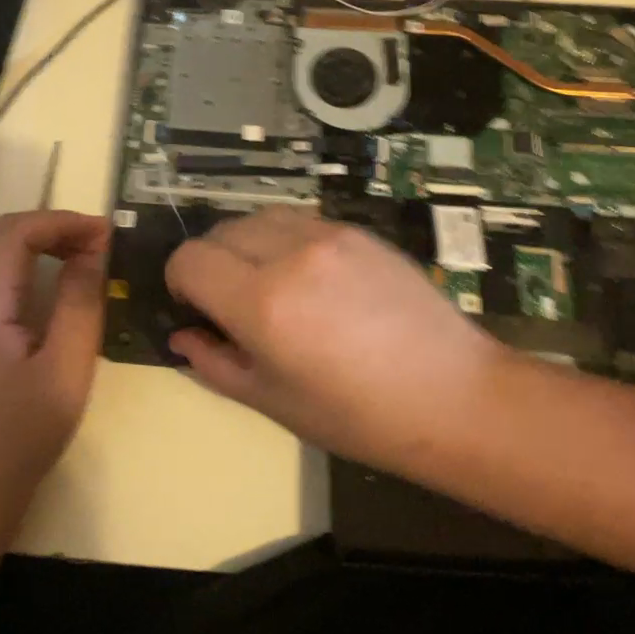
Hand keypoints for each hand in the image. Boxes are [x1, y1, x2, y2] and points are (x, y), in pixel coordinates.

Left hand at [0, 210, 108, 499]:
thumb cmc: (22, 430)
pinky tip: (36, 276)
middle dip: (50, 225)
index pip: (17, 232)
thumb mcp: (66, 369)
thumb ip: (79, 304)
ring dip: (30, 237)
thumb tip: (92, 253)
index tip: (106, 235)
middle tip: (96, 244)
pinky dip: (11, 255)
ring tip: (72, 252)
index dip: (62, 223)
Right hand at [164, 207, 505, 476]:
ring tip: (267, 285)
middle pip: (219, 232)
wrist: (454, 395)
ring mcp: (327, 235)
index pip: (190, 259)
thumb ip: (216, 363)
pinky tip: (309, 277)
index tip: (194, 309)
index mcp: (263, 303)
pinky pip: (298, 219)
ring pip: (257, 217)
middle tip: (230, 305)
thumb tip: (182, 337)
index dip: (180, 282)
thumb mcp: (274, 403)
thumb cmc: (359, 416)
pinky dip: (283, 239)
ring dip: (245, 245)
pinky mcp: (357, 230)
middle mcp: (289, 254)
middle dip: (210, 264)